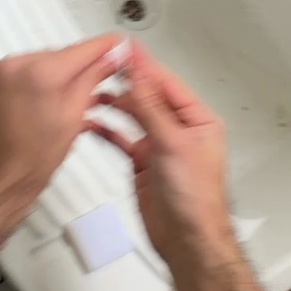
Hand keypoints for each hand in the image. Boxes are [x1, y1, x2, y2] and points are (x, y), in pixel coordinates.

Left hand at [0, 35, 125, 235]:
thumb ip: (91, 81)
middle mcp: (12, 64)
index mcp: (37, 72)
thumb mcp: (72, 119)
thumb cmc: (32, 162)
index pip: (81, 50)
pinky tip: (44, 103)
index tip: (122, 47)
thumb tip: (111, 57)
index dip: (105, 49)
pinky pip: (19, 73)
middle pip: (58, 56)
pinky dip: (34, 83)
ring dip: (55, 77)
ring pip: (38, 64)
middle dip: (78, 68)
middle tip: (99, 85)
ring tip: (68, 102)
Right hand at [86, 46, 234, 262]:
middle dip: (125, 82)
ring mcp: (160, 145)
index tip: (124, 49)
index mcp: (197, 120)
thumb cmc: (196, 199)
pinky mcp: (143, 162)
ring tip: (92, 90)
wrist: (187, 241)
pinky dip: (107, 129)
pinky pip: (121, 138)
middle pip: (148, 96)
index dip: (143, 66)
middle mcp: (179, 129)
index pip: (165, 83)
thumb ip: (150, 108)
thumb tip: (137, 77)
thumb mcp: (172, 143)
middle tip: (102, 66)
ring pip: (132, 115)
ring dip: (114, 104)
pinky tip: (93, 122)